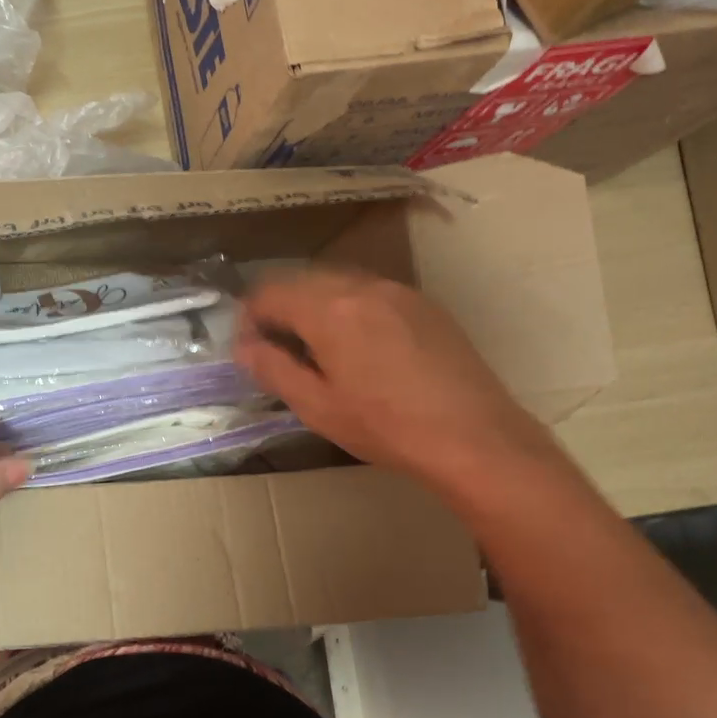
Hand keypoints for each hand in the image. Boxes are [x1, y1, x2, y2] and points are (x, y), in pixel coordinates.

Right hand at [234, 268, 561, 492]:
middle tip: (274, 349)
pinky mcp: (425, 306)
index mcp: (330, 310)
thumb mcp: (316, 406)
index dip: (248, 317)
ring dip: (314, 307)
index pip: (270, 292)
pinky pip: (371, 293)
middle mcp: (363, 287)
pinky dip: (348, 310)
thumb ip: (273, 369)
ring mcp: (399, 293)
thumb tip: (243, 347)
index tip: (246, 348)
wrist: (473, 437)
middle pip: (303, 280)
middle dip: (279, 309)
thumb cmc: (384, 426)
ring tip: (313, 350)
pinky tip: (357, 349)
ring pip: (339, 284)